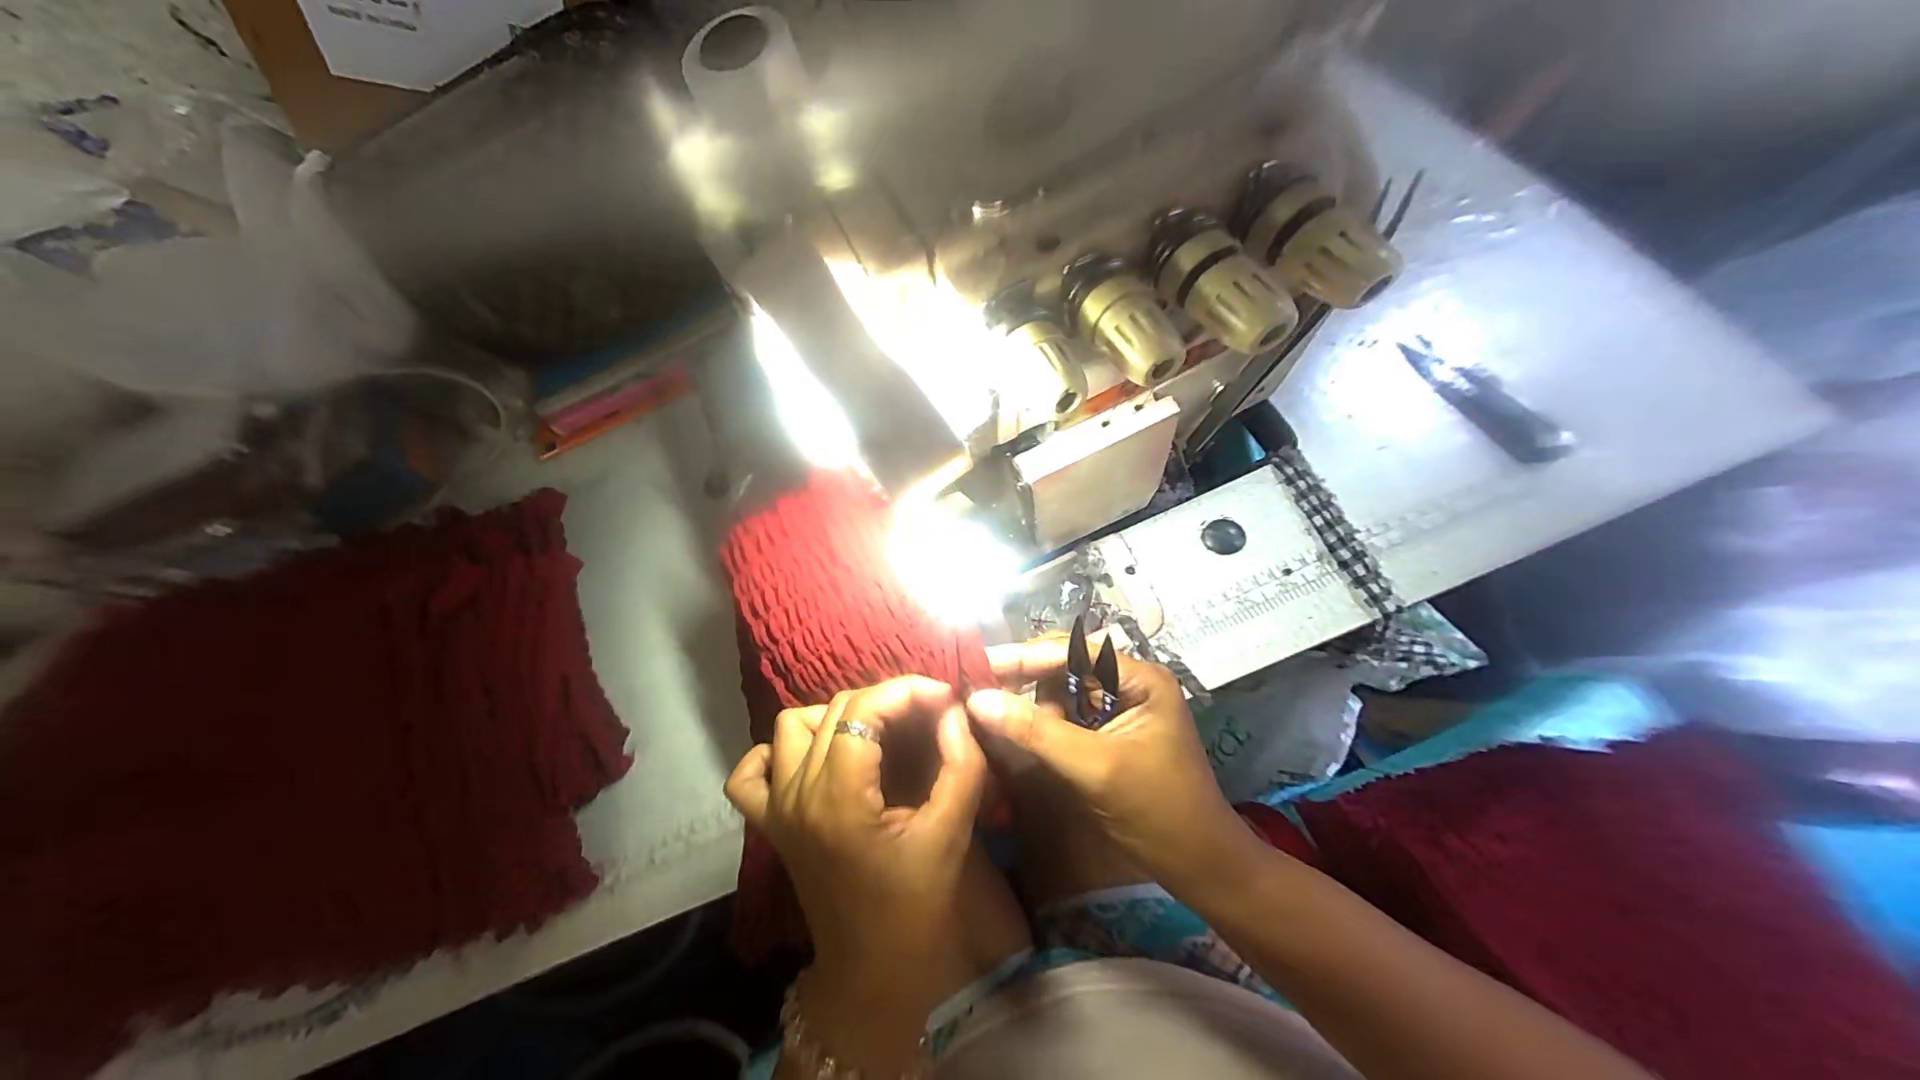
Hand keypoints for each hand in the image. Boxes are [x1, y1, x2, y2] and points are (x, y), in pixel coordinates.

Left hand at [724, 677, 994, 1065]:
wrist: (875, 971)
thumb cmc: (918, 906)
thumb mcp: (951, 835)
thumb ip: (961, 766)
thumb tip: (955, 713)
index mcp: (838, 799)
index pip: (863, 711)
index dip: (907, 691)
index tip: (946, 697)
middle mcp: (797, 795)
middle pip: (835, 711)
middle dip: (886, 700)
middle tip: (926, 713)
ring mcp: (777, 809)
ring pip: (791, 726)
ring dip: (835, 718)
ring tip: (878, 733)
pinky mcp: (771, 825)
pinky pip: (752, 773)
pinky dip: (776, 753)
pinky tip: (813, 758)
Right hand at [965, 638, 1251, 890]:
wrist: (1198, 865)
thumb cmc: (1157, 811)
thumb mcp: (1094, 767)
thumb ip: (1036, 731)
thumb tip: (977, 699)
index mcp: (1139, 678)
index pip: (1072, 652)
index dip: (1024, 657)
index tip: (979, 667)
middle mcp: (1129, 683)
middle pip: (1063, 668)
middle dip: (1023, 679)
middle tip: (976, 692)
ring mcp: (1118, 709)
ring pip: (1060, 693)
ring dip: (1028, 705)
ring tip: (993, 718)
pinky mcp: (1108, 735)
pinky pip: (1065, 718)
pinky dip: (1040, 725)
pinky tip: (1014, 734)